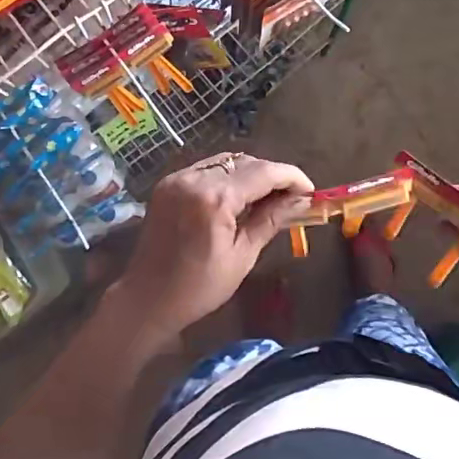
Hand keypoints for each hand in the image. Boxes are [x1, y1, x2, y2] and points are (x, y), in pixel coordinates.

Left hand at [114, 153, 312, 332]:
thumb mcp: (242, 256)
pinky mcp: (167, 185)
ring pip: (223, 162)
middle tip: (292, 198)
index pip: (263, 172)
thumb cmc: (198, 287)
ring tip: (268, 198)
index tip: (311, 191)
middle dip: (271, 175)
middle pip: (243, 162)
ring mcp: (176, 179)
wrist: (147, 296)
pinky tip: (237, 198)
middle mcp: (193, 179)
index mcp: (214, 198)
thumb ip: (269, 220)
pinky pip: (204, 170)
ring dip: (248, 174)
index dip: (292, 177)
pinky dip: (225, 177)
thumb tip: (300, 201)